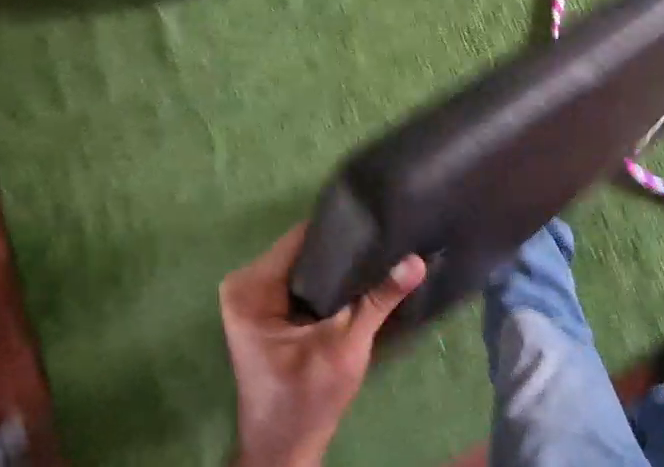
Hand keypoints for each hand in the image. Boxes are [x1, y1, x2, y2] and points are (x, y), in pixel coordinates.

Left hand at [220, 224, 425, 466]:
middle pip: (307, 248)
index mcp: (250, 287)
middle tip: (390, 235)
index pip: (304, 237)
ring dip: (343, 264)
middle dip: (347, 246)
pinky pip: (308, 279)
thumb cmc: (306, 398)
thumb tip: (417, 260)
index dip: (345, 228)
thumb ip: (379, 300)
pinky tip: (365, 276)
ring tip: (385, 250)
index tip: (383, 219)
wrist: (285, 449)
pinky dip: (334, 280)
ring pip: (310, 263)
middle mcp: (246, 284)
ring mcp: (256, 297)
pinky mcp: (272, 310)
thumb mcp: (346, 345)